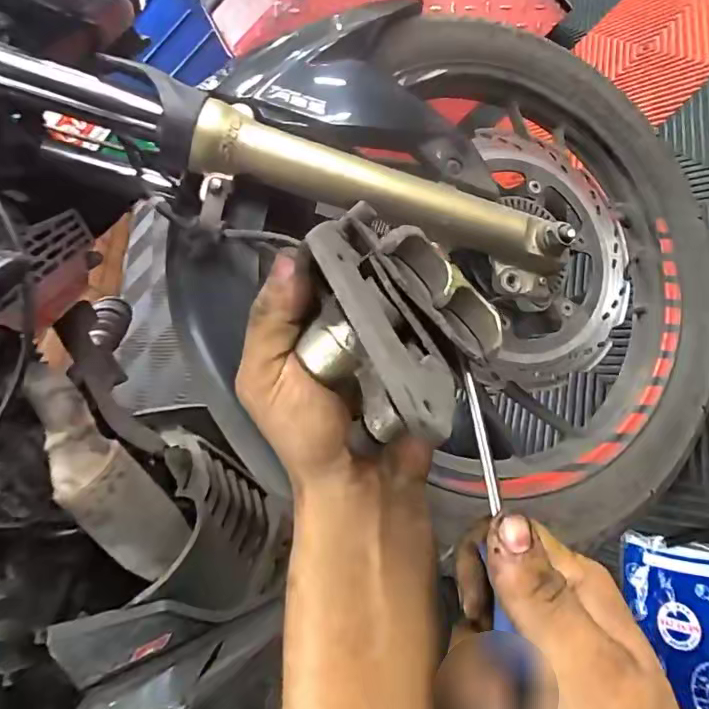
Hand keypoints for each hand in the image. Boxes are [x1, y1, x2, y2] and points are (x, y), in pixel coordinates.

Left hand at [235, 250, 430, 495]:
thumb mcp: (266, 379)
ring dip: (408, 276)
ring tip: (425, 254)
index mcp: (302, 326)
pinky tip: (441, 284)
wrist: (367, 481)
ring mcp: (386, 334)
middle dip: (375, 258)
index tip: (351, 227)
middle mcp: (345, 322)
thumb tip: (288, 260)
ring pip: (395, 291)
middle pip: (361, 277)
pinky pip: (424, 317)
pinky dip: (431, 303)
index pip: (314, 273)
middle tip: (395, 238)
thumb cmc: (306, 434)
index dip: (329, 249)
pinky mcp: (418, 349)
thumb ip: (270, 324)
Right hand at [453, 515, 697, 708]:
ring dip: (481, 692)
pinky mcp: (524, 691)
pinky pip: (478, 688)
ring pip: (473, 646)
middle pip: (481, 595)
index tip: (477, 614)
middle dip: (477, 645)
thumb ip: (546, 597)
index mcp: (574, 582)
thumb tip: (507, 520)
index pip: (508, 531)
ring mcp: (536, 651)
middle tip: (503, 689)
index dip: (480, 562)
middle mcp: (552, 607)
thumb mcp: (589, 667)